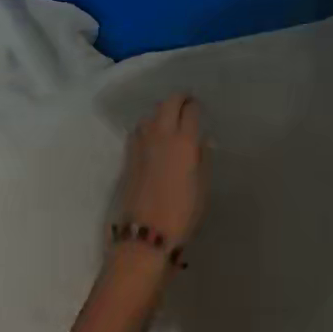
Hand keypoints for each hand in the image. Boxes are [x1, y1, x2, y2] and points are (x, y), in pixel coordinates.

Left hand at [116, 94, 205, 245]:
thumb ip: (203, 159)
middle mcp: (162, 135)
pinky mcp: (128, 155)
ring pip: (150, 115)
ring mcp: (141, 143)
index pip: (190, 110)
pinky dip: (146, 127)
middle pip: (168, 103)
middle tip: (185, 102)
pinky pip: (138, 130)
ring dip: (160, 112)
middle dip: (178, 98)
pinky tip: (151, 138)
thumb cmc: (183, 212)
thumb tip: (203, 140)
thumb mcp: (203, 186)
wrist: (147, 232)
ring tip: (168, 120)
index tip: (198, 107)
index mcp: (185, 141)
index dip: (195, 106)